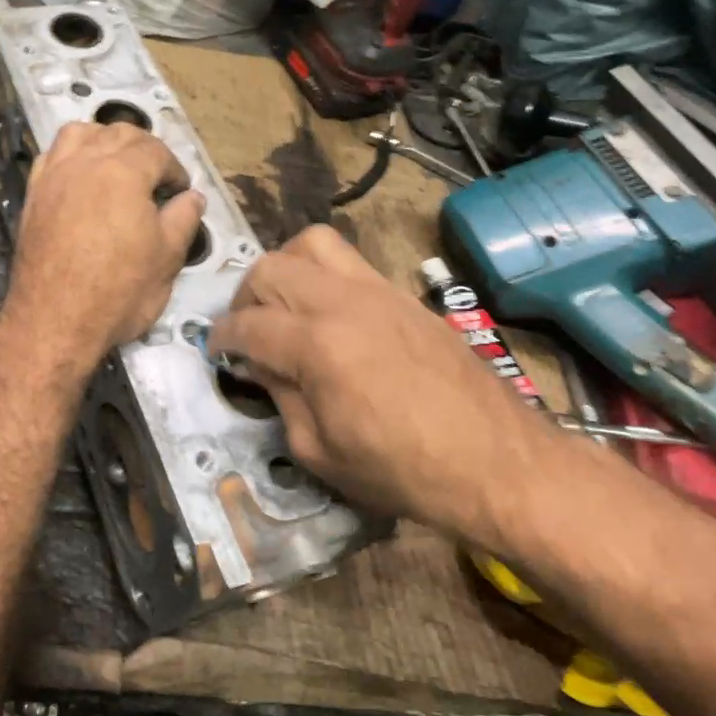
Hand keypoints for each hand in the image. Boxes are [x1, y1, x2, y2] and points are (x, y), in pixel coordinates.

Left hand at [1, 122, 204, 371]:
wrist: (54, 320)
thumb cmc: (117, 292)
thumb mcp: (166, 259)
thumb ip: (182, 219)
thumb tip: (192, 198)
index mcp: (123, 172)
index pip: (155, 151)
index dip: (173, 168)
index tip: (180, 191)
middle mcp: (85, 162)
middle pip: (117, 132)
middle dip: (143, 148)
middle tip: (156, 177)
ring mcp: (53, 176)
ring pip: (79, 133)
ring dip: (103, 139)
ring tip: (116, 164)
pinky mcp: (33, 195)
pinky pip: (51, 155)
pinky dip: (70, 154)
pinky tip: (80, 175)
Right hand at [210, 226, 554, 538]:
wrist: (499, 464)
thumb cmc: (405, 471)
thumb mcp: (321, 452)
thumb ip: (281, 399)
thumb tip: (263, 368)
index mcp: (317, 346)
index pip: (247, 325)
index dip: (221, 338)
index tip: (215, 349)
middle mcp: (342, 303)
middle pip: (270, 270)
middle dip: (244, 298)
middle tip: (247, 330)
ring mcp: (378, 292)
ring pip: (311, 244)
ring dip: (284, 268)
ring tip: (283, 304)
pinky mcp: (404, 296)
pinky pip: (349, 261)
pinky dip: (322, 275)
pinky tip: (327, 314)